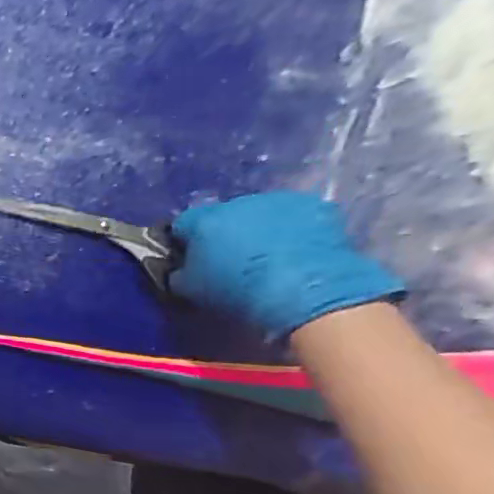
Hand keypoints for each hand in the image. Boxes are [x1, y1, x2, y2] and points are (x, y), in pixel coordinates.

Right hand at [169, 191, 403, 340]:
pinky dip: (290, 231)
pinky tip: (294, 253)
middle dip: (222, 234)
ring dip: (257, 230)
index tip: (189, 262)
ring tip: (266, 258)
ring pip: (258, 214)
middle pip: (221, 216)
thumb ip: (178, 274)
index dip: (183, 244)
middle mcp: (238, 203)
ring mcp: (278, 201)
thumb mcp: (190, 291)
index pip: (181, 225)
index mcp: (202, 220)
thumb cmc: (236, 292)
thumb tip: (179, 270)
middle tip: (229, 262)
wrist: (304, 292)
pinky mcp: (316, 207)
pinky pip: (294, 217)